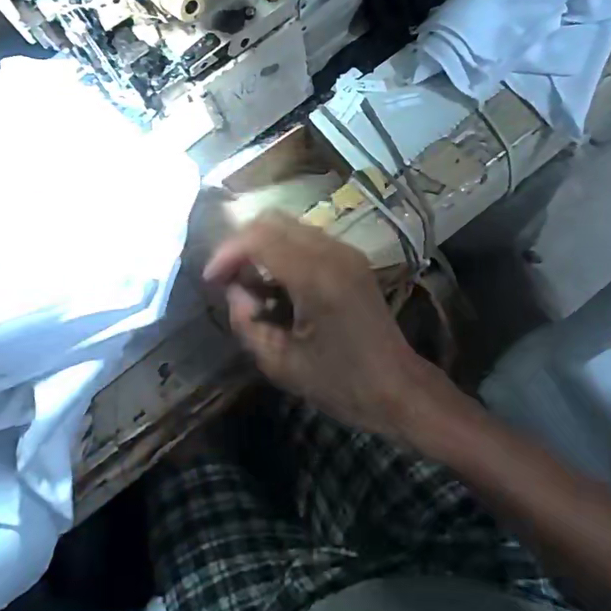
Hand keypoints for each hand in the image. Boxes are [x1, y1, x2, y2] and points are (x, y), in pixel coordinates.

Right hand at [203, 213, 449, 436]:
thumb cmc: (340, 384)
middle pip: (271, 220)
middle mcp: (332, 253)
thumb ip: (247, 323)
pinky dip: (279, 249)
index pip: (258, 240)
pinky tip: (274, 282)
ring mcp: (345, 251)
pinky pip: (304, 236)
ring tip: (247, 281)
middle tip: (226, 277)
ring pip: (287, 224)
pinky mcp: (350, 257)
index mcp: (316, 278)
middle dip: (240, 244)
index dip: (226, 254)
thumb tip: (234, 292)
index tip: (211, 280)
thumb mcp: (281, 364)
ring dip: (260, 245)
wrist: (400, 389)